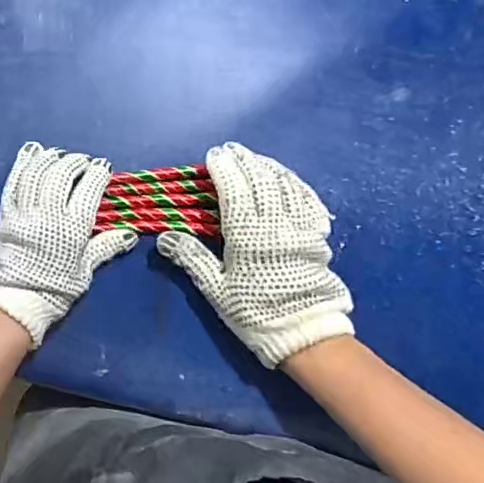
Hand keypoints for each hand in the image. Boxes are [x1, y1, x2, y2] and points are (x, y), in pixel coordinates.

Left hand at [0, 143, 136, 348]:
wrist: (17, 299)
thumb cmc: (55, 288)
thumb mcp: (85, 270)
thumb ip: (105, 247)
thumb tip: (130, 233)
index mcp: (72, 228)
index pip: (88, 190)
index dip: (97, 174)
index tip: (102, 167)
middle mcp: (48, 215)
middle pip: (61, 176)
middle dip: (73, 162)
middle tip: (80, 160)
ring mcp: (24, 213)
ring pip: (36, 175)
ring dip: (48, 159)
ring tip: (57, 154)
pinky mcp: (6, 215)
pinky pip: (13, 184)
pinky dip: (22, 165)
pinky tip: (30, 153)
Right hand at [156, 143, 352, 367]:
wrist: (304, 333)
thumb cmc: (254, 310)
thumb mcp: (216, 288)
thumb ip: (192, 257)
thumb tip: (166, 236)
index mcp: (248, 235)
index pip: (235, 190)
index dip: (224, 169)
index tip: (213, 156)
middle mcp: (277, 225)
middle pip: (262, 182)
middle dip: (246, 161)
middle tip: (232, 150)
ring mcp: (301, 229)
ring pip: (287, 187)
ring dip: (271, 168)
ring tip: (257, 159)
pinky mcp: (317, 238)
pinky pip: (309, 203)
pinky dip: (297, 186)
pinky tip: (289, 181)